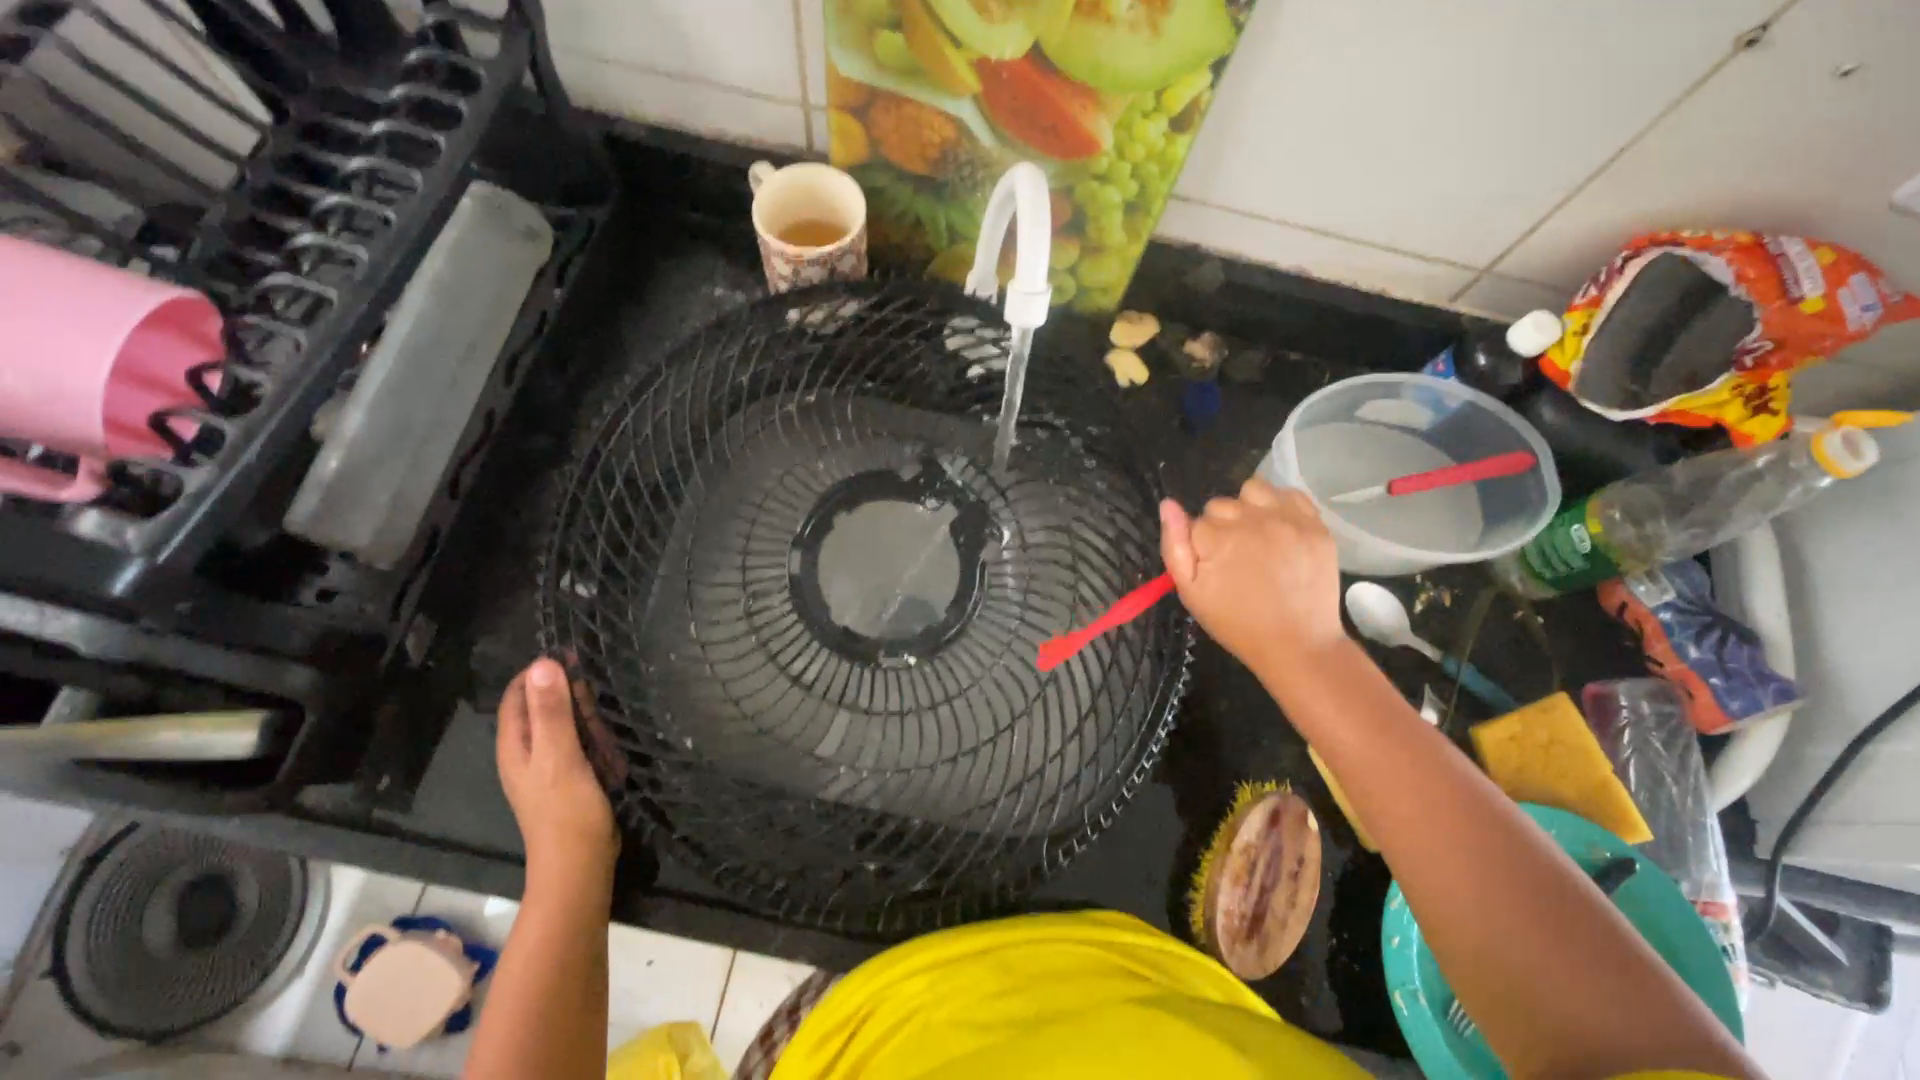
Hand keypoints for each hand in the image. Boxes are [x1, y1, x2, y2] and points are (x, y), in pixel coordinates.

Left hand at [497, 657, 618, 877]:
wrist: (580, 865)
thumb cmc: (566, 811)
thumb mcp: (560, 756)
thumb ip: (551, 712)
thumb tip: (542, 663)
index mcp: (515, 746)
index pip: (517, 693)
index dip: (540, 672)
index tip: (573, 657)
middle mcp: (526, 753)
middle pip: (541, 708)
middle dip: (566, 692)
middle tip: (596, 682)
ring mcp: (548, 768)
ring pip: (562, 726)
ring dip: (582, 714)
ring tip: (607, 707)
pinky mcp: (569, 780)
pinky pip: (578, 745)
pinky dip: (592, 735)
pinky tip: (611, 735)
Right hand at [1159, 478, 1345, 675]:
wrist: (1298, 644)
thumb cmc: (1237, 623)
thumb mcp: (1191, 593)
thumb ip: (1174, 546)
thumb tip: (1167, 504)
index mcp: (1217, 538)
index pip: (1196, 521)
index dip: (1201, 544)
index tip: (1213, 567)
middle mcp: (1251, 520)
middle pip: (1223, 505)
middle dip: (1223, 526)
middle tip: (1236, 559)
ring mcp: (1287, 520)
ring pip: (1254, 490)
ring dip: (1249, 507)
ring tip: (1257, 536)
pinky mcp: (1315, 524)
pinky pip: (1290, 494)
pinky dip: (1280, 506)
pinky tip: (1280, 529)